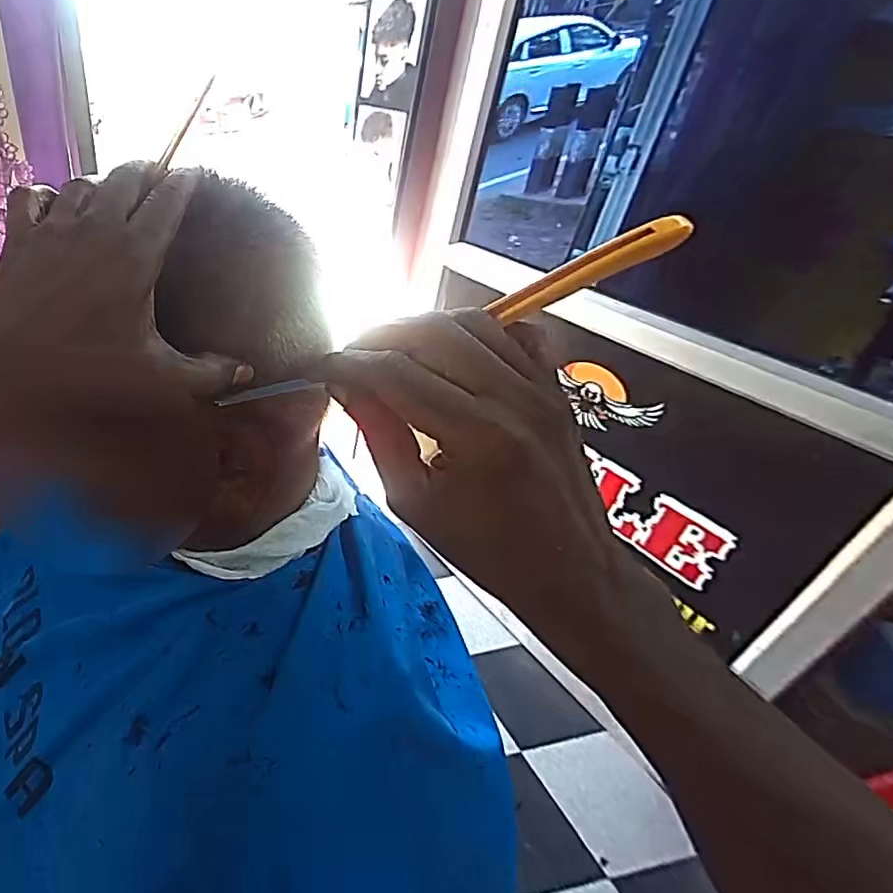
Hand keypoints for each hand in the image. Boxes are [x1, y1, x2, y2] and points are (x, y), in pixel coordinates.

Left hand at [0, 163, 248, 520]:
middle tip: (157, 176)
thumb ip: (204, 374)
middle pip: (128, 176)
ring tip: (109, 194)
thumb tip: (246, 372)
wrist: (0, 373)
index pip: (169, 198)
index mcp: (136, 252)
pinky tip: (50, 209)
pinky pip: (32, 196)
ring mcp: (53, 228)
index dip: (186, 180)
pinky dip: (44, 195)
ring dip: (100, 182)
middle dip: (147, 170)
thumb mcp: (153, 377)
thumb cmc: (80, 373)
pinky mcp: (17, 238)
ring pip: (82, 182)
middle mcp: (96, 227)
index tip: (195, 171)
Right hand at [307, 309, 661, 641]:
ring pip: (470, 321)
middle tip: (350, 359)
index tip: (321, 368)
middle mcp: (514, 401)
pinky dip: (472, 330)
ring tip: (390, 352)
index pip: (393, 371)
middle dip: (375, 338)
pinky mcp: (555, 388)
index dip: (345, 363)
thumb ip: (378, 434)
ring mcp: (541, 389)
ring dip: (418, 328)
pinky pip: (514, 331)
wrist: (571, 572)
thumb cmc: (489, 550)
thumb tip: (345, 387)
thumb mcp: (412, 501)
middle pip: (429, 333)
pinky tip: (447, 351)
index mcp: (476, 437)